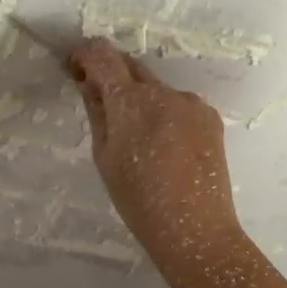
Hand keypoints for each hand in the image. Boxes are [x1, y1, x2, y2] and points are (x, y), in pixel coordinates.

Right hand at [69, 39, 236, 254]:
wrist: (196, 232)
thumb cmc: (138, 201)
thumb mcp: (105, 156)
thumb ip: (97, 113)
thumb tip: (89, 84)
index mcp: (131, 101)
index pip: (103, 57)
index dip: (86, 55)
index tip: (76, 66)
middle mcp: (163, 92)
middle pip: (131, 66)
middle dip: (111, 73)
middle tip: (96, 94)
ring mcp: (191, 103)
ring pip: (155, 88)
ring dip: (139, 97)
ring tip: (136, 135)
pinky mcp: (210, 117)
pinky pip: (178, 104)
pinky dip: (164, 113)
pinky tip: (164, 145)